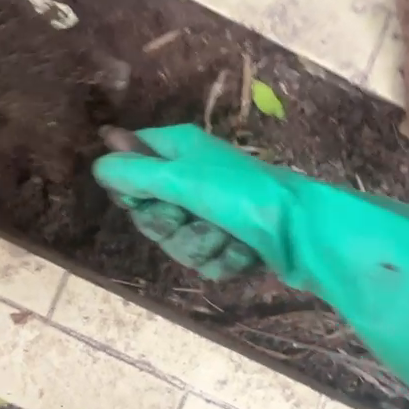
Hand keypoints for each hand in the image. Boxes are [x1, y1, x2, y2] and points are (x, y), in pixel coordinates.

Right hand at [93, 124, 288, 279]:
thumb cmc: (241, 195)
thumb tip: (97, 165)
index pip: (128, 161)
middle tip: (189, 217)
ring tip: (226, 238)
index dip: (130, 186)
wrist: (310, 235)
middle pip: (147, 208)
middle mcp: (190, 176)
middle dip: (168, 223)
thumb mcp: (180, 178)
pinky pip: (202, 259)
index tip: (140, 198)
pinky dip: (221, 260)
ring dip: (198, 245)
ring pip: (174, 239)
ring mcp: (209, 211)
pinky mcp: (228, 242)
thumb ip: (134, 173)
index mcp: (176, 149)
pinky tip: (243, 253)